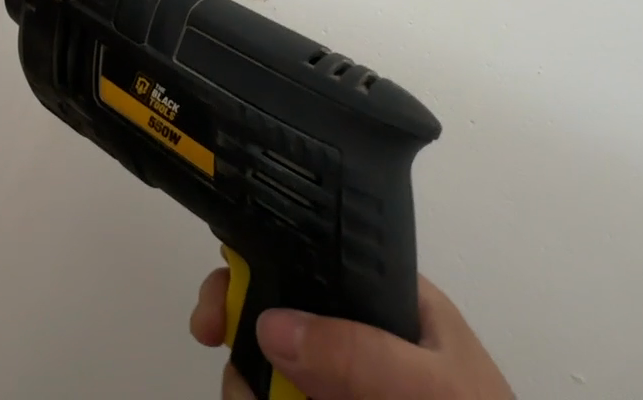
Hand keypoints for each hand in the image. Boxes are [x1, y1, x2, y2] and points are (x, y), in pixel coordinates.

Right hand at [187, 269, 513, 399]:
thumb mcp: (432, 389)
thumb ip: (360, 356)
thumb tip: (270, 326)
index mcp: (386, 300)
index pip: (310, 255)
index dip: (256, 259)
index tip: (222, 287)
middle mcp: (353, 333)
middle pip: (270, 305)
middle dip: (234, 322)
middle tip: (210, 336)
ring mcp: (336, 380)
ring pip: (262, 359)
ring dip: (245, 380)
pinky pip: (270, 395)